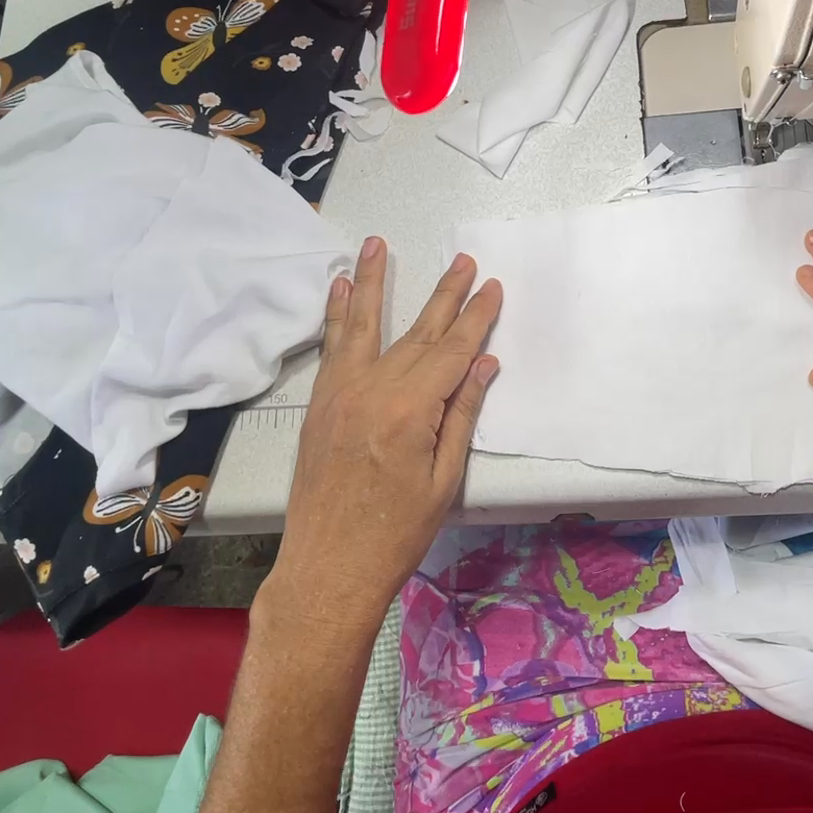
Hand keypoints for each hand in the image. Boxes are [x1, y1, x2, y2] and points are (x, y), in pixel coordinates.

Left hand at [265, 237, 501, 633]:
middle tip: (463, 260)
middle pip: (418, 332)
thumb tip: (484, 364)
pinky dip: (337, 315)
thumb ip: (462, 415)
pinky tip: (339, 287)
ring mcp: (340, 393)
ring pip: (364, 325)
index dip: (476, 317)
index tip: (492, 288)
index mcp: (411, 411)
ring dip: (373, 281)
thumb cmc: (396, 534)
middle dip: (444, 294)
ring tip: (378, 244)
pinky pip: (332, 347)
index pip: (453, 351)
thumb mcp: (443, 479)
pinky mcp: (320, 403)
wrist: (328, 568)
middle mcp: (373, 390)